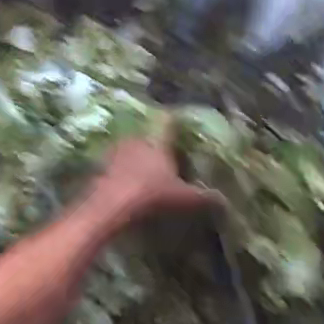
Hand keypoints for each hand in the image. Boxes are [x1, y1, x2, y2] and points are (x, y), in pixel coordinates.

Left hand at [88, 124, 219, 224]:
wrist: (110, 204)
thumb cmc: (151, 195)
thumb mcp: (183, 198)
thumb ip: (204, 197)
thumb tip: (224, 200)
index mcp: (158, 142)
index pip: (168, 123)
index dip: (174, 120)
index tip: (177, 118)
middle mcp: (137, 139)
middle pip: (148, 137)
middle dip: (154, 144)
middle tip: (162, 155)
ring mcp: (115, 150)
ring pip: (129, 148)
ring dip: (134, 157)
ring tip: (142, 170)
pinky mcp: (99, 164)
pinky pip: (113, 162)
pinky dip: (119, 169)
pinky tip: (124, 182)